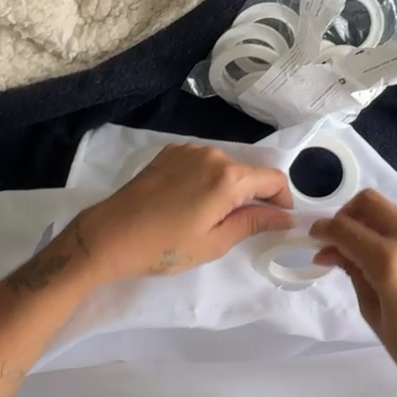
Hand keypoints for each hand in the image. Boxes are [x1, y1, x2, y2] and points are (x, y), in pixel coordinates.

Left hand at [71, 144, 293, 282]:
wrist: (111, 234)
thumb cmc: (164, 246)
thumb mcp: (214, 242)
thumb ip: (253, 223)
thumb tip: (285, 217)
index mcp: (228, 177)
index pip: (273, 178)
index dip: (283, 200)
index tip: (279, 222)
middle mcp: (212, 155)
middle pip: (248, 172)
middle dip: (253, 196)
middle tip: (241, 227)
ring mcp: (188, 150)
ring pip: (224, 167)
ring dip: (228, 188)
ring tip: (210, 217)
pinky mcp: (169, 153)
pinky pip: (201, 162)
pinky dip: (206, 179)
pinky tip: (189, 202)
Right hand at [310, 190, 396, 396]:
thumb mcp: (374, 314)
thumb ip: (353, 272)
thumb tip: (331, 251)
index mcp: (392, 262)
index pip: (345, 228)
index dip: (323, 230)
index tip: (315, 240)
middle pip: (368, 202)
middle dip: (347, 216)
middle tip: (340, 242)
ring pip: (393, 209)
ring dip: (373, 223)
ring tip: (368, 252)